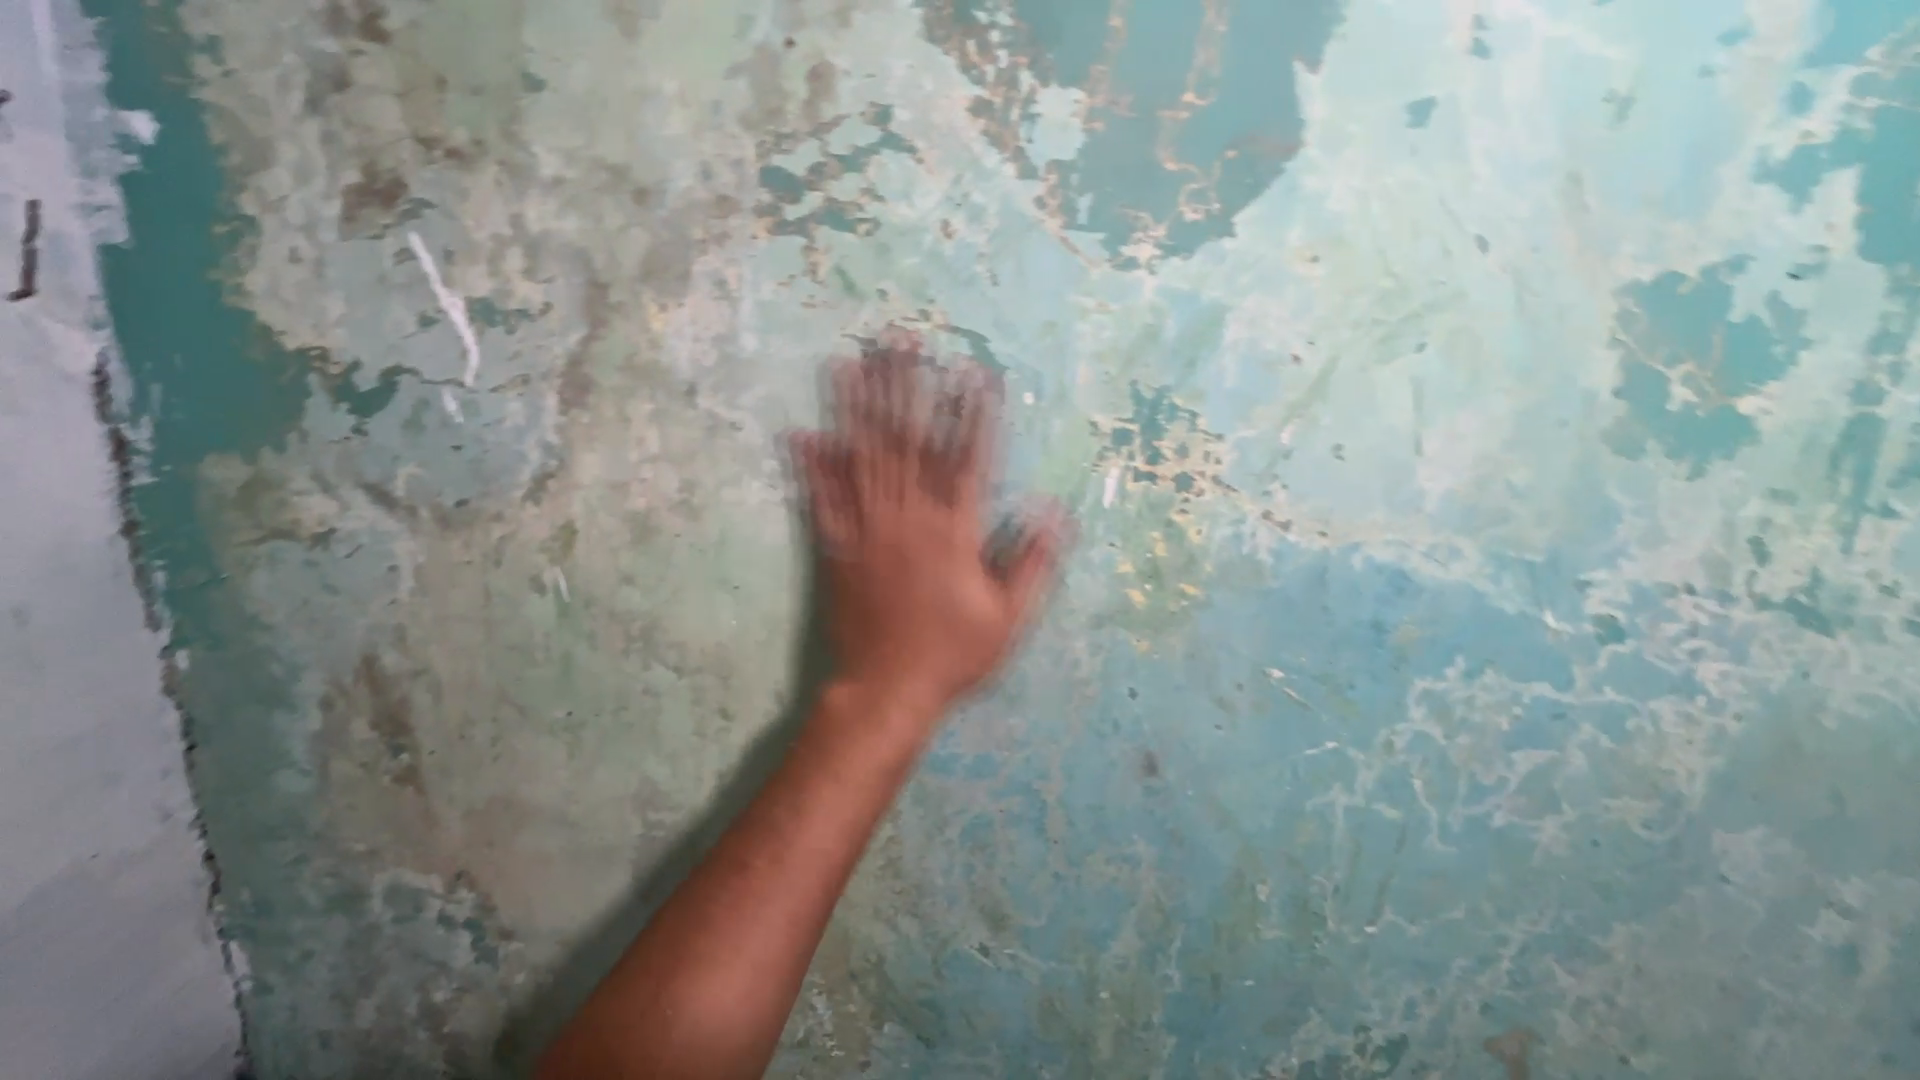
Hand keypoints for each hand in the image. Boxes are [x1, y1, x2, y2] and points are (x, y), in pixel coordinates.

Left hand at [790, 335, 1071, 724]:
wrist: (886, 689)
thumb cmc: (954, 655)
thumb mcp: (1009, 617)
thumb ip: (1032, 562)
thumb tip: (1054, 511)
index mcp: (953, 532)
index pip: (966, 458)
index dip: (971, 412)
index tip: (973, 370)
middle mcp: (908, 519)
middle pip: (907, 441)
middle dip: (906, 386)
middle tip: (900, 340)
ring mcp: (867, 530)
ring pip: (862, 459)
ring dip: (856, 408)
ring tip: (848, 363)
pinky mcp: (836, 548)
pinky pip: (822, 501)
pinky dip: (811, 467)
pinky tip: (801, 433)